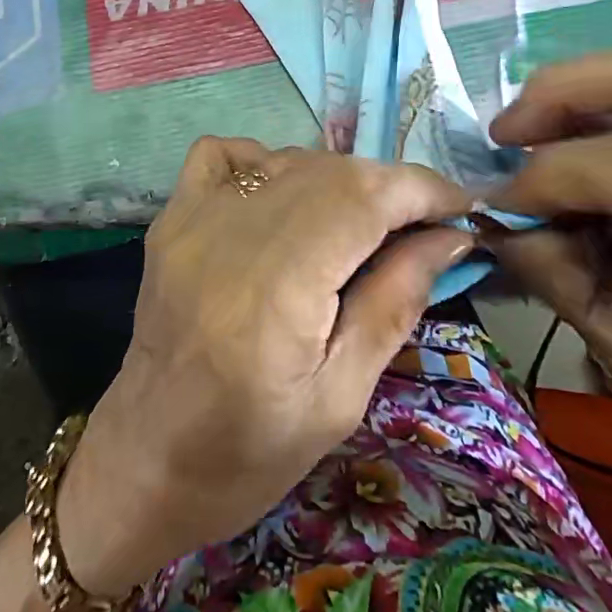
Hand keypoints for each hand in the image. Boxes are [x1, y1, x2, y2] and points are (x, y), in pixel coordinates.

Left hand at [58, 139, 473, 594]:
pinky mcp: (169, 219)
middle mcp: (227, 234)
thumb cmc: (250, 451)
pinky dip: (267, 163)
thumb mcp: (341, 397)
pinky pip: (223, 155)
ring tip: (359, 229)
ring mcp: (189, 218)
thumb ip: (395, 302)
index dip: (423, 190)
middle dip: (389, 189)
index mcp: (275, 288)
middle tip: (418, 231)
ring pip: (285, 159)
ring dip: (338, 181)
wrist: (148, 456)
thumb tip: (450, 235)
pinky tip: (285, 203)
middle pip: (329, 171)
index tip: (462, 211)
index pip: (363, 197)